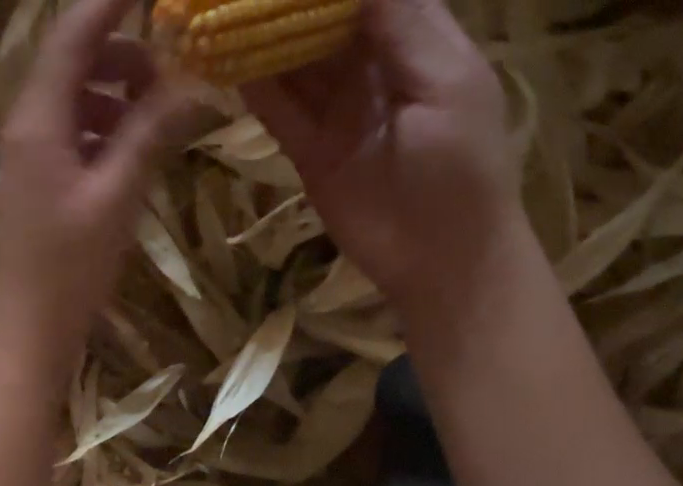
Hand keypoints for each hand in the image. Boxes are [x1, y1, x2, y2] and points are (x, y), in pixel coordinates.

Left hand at [0, 0, 192, 362]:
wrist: (29, 331)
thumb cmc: (70, 267)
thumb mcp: (117, 196)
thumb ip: (150, 133)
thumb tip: (193, 83)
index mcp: (38, 119)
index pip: (74, 33)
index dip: (111, 1)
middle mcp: (26, 126)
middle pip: (72, 61)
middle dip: (122, 54)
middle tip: (170, 72)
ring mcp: (28, 156)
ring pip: (73, 99)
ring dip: (115, 95)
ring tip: (157, 117)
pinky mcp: (37, 182)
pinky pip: (70, 133)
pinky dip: (103, 129)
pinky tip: (132, 153)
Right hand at [242, 0, 518, 309]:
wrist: (440, 262)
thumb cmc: (459, 169)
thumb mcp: (445, 83)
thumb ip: (401, 22)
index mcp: (418, 41)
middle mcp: (373, 69)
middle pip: (325, 20)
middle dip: (290, 2)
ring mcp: (339, 113)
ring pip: (296, 62)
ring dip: (264, 34)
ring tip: (223, 9)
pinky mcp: (311, 153)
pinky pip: (279, 111)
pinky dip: (255, 87)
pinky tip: (224, 58)